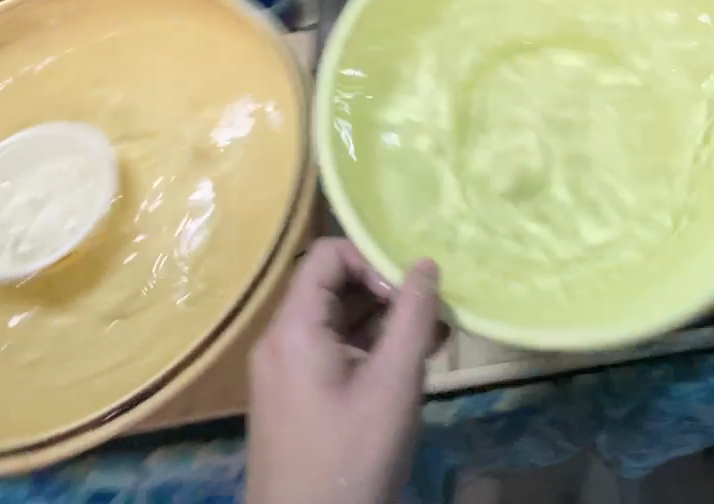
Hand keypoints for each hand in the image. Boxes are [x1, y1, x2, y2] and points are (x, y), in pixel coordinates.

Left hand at [246, 239, 441, 503]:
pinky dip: (369, 348)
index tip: (406, 290)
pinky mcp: (295, 397)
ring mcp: (285, 371)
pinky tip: (409, 364)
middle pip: (333, 286)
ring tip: (433, 338)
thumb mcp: (393, 384)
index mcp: (293, 328)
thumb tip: (426, 263)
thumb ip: (413, 317)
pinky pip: (332, 351)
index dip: (370, 259)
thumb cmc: (350, 458)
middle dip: (385, 291)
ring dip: (383, 321)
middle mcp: (281, 340)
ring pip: (337, 320)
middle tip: (430, 312)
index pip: (327, 254)